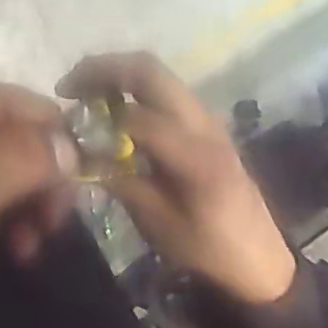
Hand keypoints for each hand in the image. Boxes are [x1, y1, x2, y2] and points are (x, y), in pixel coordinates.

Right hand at [58, 52, 295, 304]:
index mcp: (195, 156)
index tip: (68, 124)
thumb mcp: (156, 222)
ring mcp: (206, 116)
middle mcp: (203, 124)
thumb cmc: (206, 247)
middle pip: (148, 71)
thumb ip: (118, 179)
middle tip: (69, 86)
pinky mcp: (203, 119)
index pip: (137, 116)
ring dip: (115, 72)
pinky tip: (110, 103)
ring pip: (156, 71)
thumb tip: (77, 151)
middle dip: (102, 69)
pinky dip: (131, 84)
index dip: (97, 117)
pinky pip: (163, 86)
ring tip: (83, 90)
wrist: (259, 259)